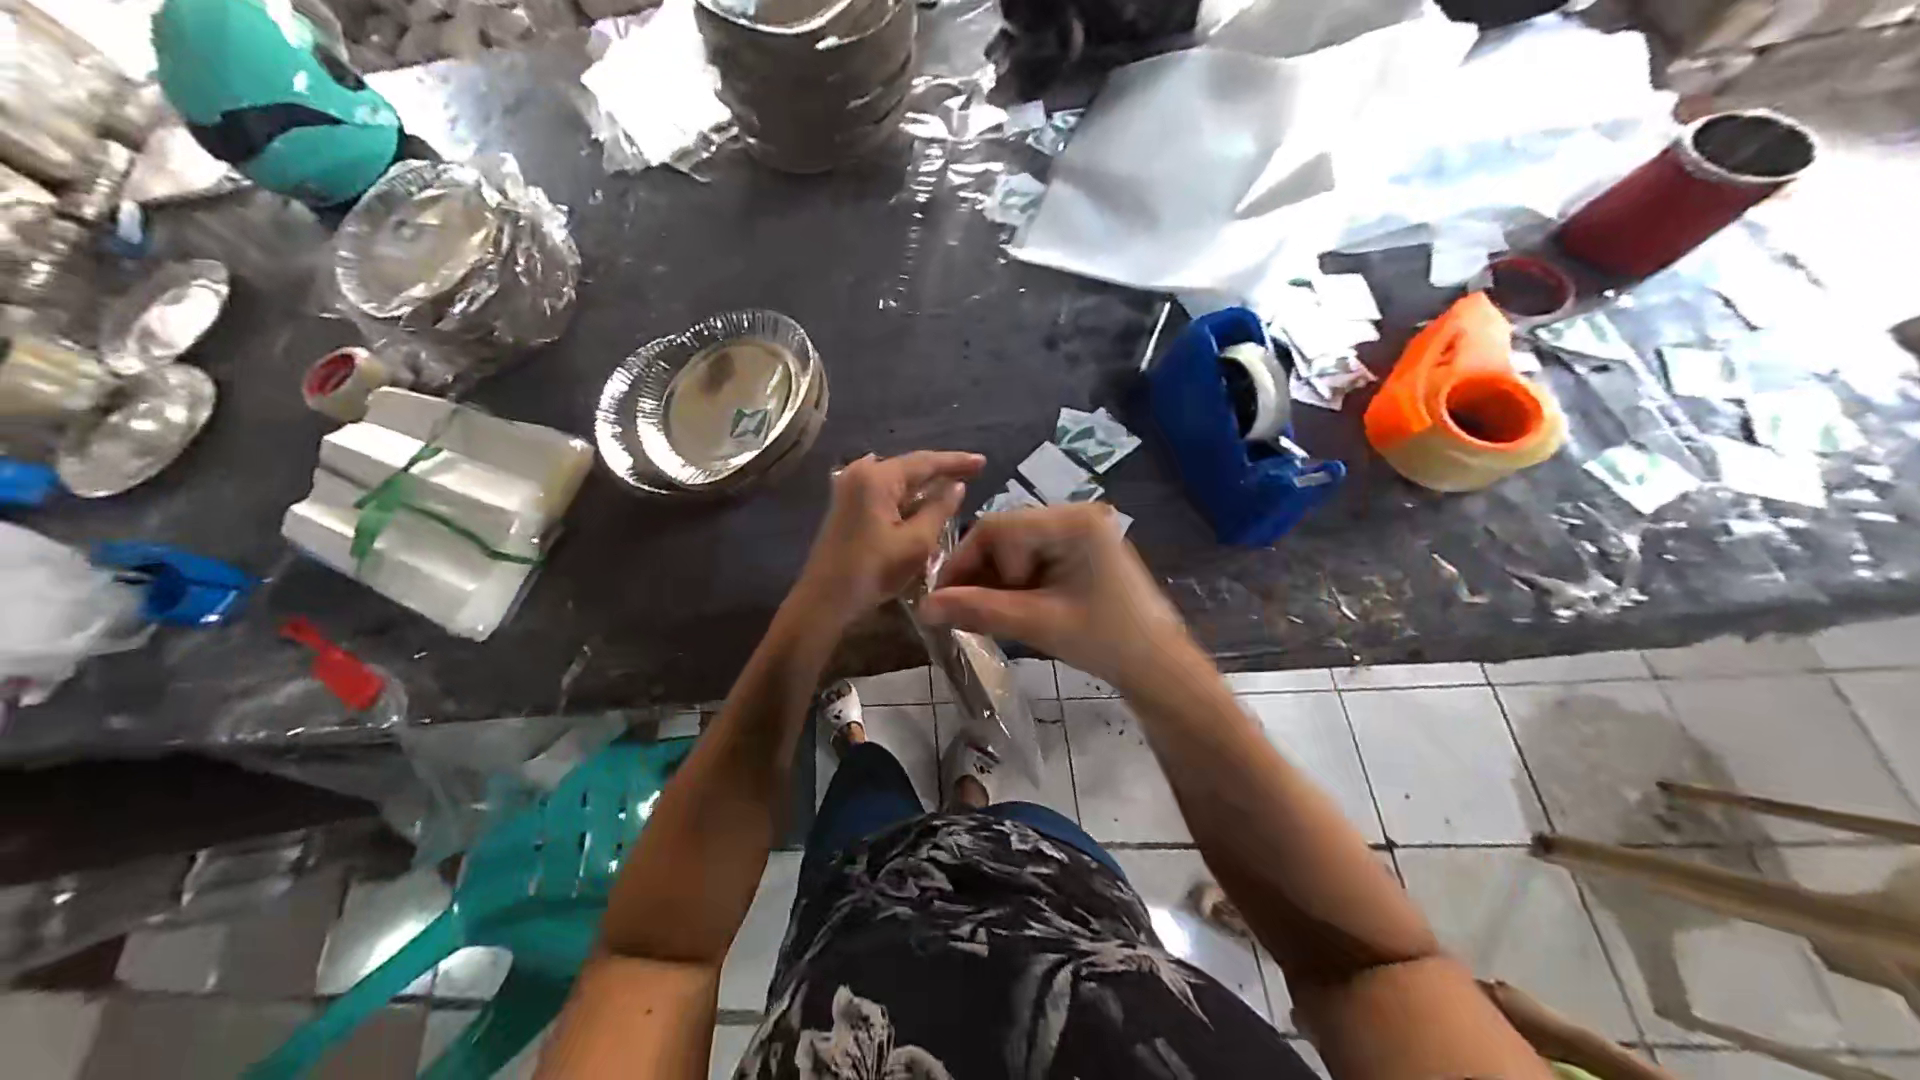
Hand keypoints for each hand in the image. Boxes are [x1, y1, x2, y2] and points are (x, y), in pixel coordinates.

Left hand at [794, 450, 984, 625]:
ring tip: (955, 484)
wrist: (825, 600)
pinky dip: (908, 498)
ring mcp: (850, 489)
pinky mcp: (847, 506)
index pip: (925, 461)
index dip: (956, 462)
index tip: (982, 461)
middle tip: (974, 471)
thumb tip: (957, 486)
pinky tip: (926, 502)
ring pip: (898, 482)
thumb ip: (940, 509)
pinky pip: (886, 494)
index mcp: (877, 477)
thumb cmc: (873, 571)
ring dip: (925, 485)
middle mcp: (860, 473)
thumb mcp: (916, 542)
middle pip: (910, 467)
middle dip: (941, 471)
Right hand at [919, 504, 1196, 692]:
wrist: (1158, 667)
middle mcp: (1076, 515)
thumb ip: (978, 610)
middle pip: (1005, 536)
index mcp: (1072, 521)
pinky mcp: (1080, 551)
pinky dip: (1015, 584)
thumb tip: (923, 608)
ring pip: (1015, 549)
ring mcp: (1080, 533)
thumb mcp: (1037, 623)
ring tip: (984, 614)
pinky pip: (1033, 558)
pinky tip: (1007, 608)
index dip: (963, 563)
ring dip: (995, 581)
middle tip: (962, 611)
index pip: (997, 528)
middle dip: (980, 574)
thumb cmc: (1106, 642)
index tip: (943, 600)